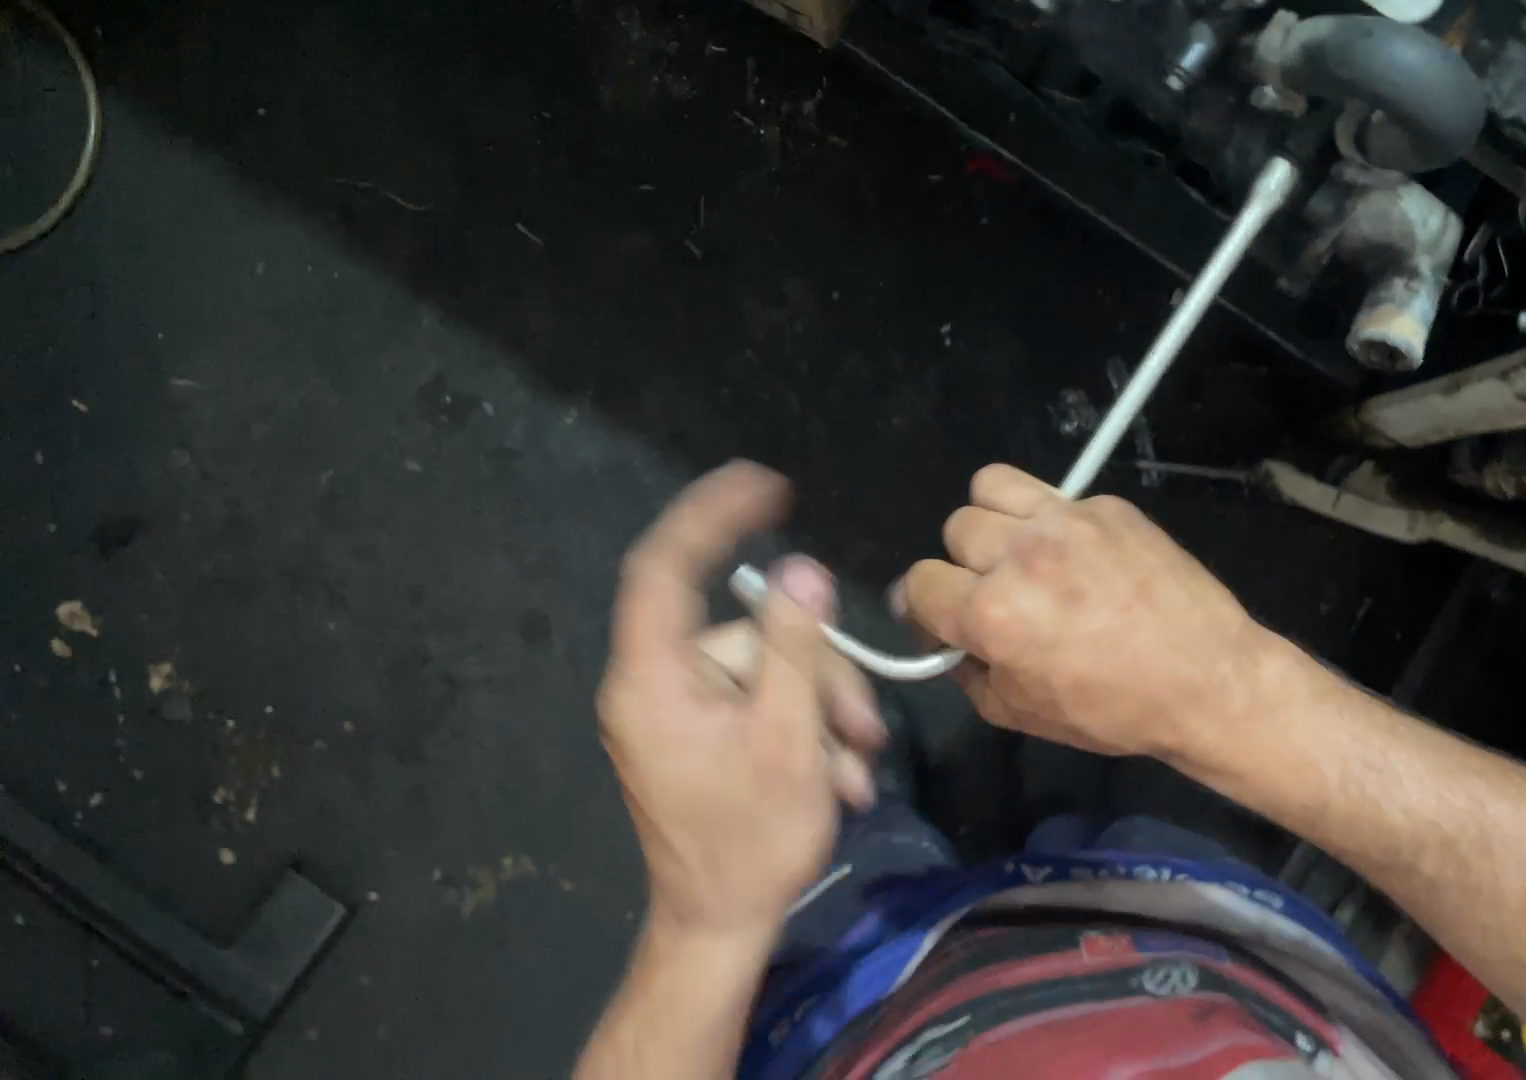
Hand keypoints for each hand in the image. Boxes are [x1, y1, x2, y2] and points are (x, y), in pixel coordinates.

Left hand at [598, 462, 886, 937]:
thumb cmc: (750, 843)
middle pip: (747, 633)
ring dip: (823, 707)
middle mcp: (656, 682)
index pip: (664, 566)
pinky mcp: (701, 729)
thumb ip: (794, 649)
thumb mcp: (787, 741)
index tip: (767, 486)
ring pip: (767, 667)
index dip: (710, 514)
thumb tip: (803, 571)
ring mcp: (679, 708)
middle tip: (864, 727)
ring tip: (855, 766)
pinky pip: (761, 698)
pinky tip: (837, 772)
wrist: (721, 927)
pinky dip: (805, 724)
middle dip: (817, 670)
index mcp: (653, 678)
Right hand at [898, 464, 1286, 763]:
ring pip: (989, 487)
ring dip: (994, 520)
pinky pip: (1049, 495)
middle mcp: (1020, 555)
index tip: (943, 615)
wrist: (1208, 680)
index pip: (917, 583)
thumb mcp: (1019, 713)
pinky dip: (1048, 520)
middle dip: (964, 565)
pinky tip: (1078, 553)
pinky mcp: (1105, 505)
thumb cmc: (1113, 711)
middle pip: (955, 530)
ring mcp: (1065, 521)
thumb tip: (943, 636)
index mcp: (992, 613)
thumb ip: (965, 671)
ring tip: (1022, 550)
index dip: (923, 605)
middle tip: (998, 590)